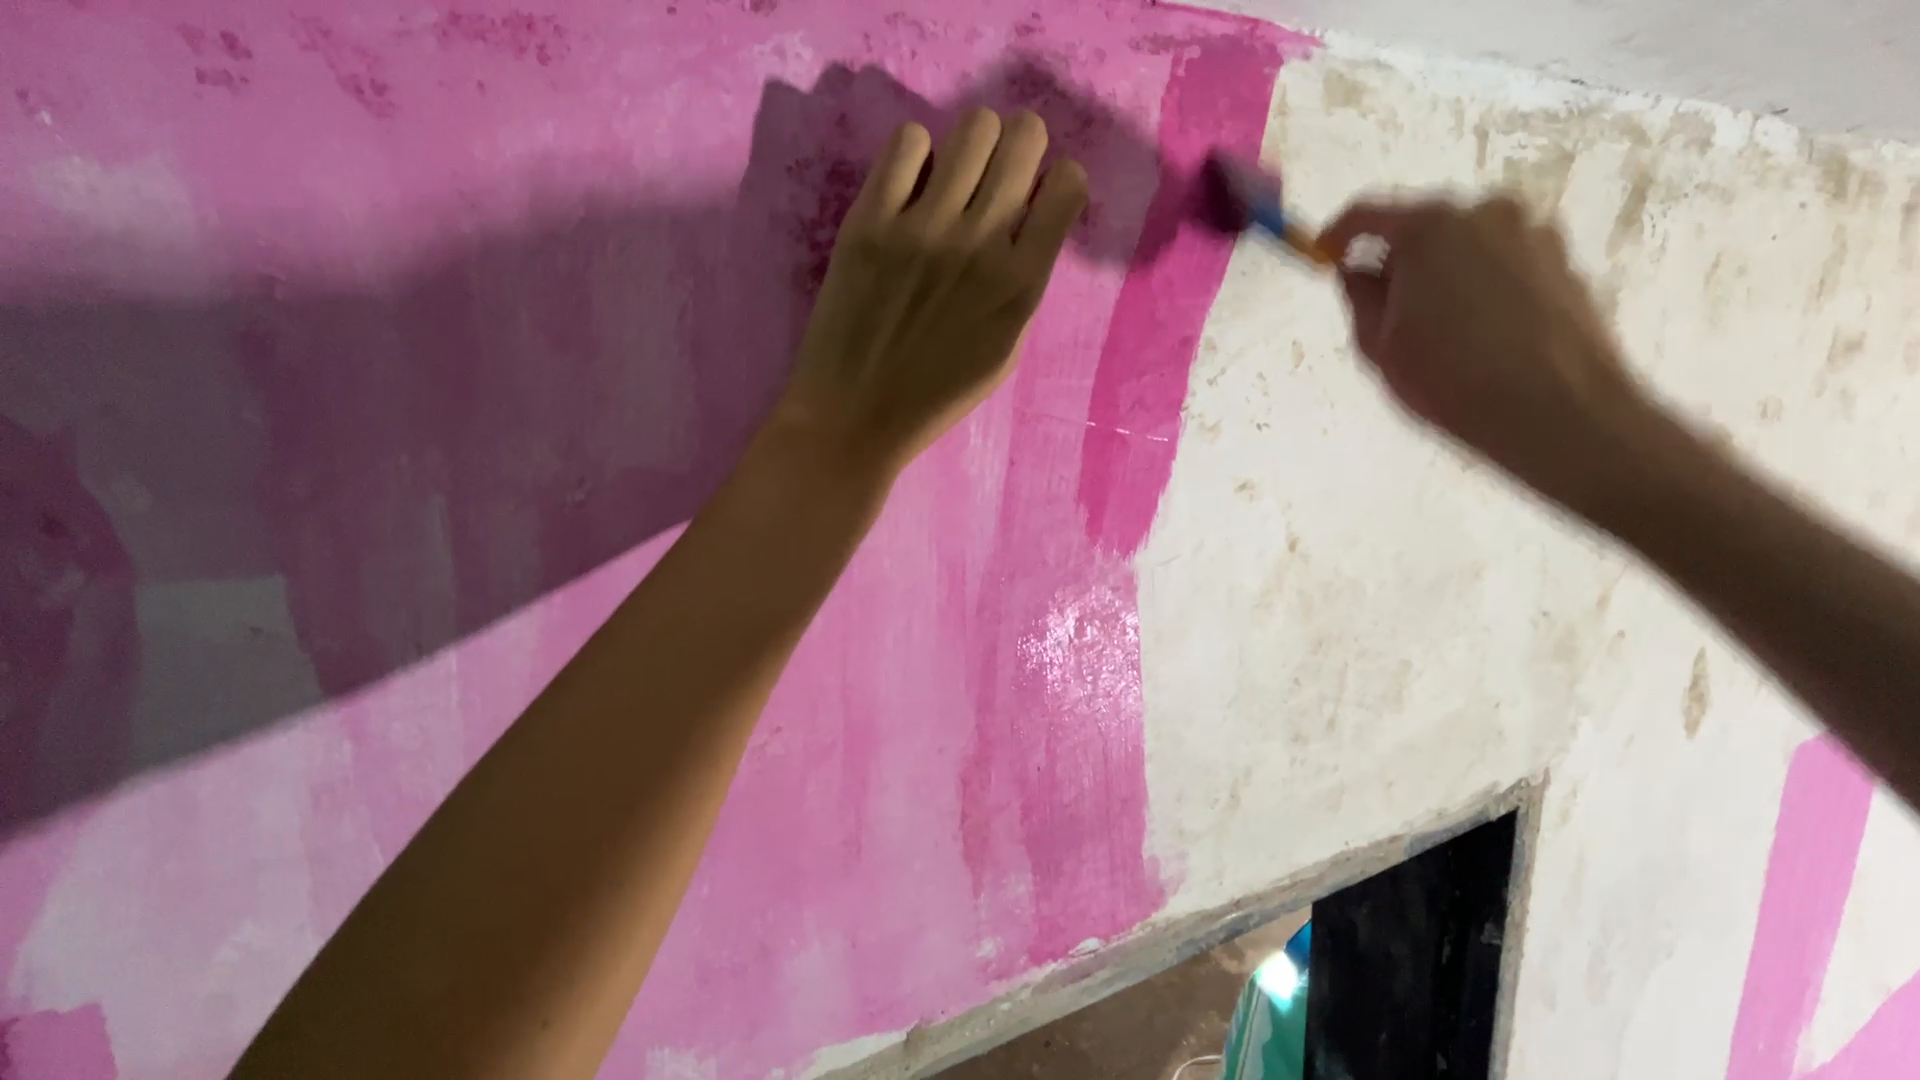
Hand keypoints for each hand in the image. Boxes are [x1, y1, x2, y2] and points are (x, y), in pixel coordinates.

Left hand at [772, 109, 1087, 475]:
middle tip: (998, 173)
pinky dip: (916, 154)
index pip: (1068, 183)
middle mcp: (981, 243)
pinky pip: (907, 141)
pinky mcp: (870, 219)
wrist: (854, 414)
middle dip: (1021, 146)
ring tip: (954, 176)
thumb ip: (1023, 284)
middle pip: (1024, 136)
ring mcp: (923, 227)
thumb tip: (1028, 224)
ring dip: (973, 143)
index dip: (1058, 182)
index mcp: (1022, 283)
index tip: (1038, 198)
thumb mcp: (1005, 351)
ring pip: (972, 127)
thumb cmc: (936, 394)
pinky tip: (911, 185)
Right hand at [1322, 195, 1668, 511]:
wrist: (1556, 409)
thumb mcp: (1379, 346)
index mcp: (1428, 229)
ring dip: (1442, 272)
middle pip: (1423, 226)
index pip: (1367, 214)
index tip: (1324, 256)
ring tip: (1436, 328)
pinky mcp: (1564, 259)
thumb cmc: (1449, 378)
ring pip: (1465, 244)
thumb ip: (1360, 297)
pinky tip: (1478, 333)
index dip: (1338, 235)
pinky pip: (1502, 262)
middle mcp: (1484, 213)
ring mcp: (1531, 232)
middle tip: (1384, 306)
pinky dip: (1480, 285)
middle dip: (1397, 259)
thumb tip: (1356, 271)